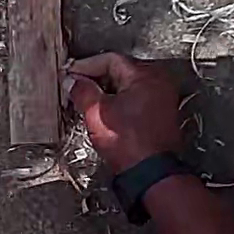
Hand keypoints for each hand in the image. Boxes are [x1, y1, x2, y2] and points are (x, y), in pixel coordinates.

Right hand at [65, 53, 183, 173]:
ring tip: (88, 103)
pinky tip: (105, 114)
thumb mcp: (97, 114)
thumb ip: (82, 92)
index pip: (110, 60)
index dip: (86, 67)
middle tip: (76, 88)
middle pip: (120, 71)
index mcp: (145, 76)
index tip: (71, 75)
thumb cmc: (131, 146)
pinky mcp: (161, 115)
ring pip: (127, 87)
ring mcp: (162, 99)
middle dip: (95, 80)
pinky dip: (119, 103)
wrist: (150, 173)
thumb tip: (73, 81)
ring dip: (106, 92)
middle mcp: (159, 83)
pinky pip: (136, 100)